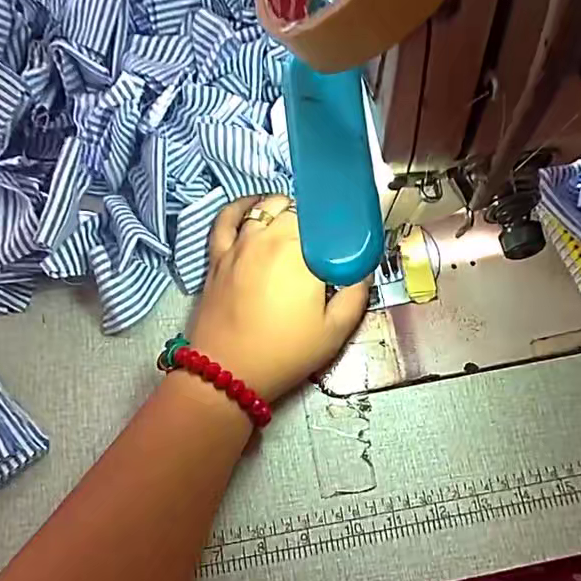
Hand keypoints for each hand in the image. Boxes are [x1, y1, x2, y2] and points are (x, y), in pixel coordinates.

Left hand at [188, 193, 371, 402]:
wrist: (228, 373)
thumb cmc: (285, 353)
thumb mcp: (335, 331)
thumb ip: (355, 294)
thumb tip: (363, 270)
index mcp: (300, 253)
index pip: (324, 220)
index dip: (338, 227)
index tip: (347, 244)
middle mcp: (268, 238)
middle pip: (296, 211)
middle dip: (313, 224)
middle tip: (324, 249)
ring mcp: (239, 244)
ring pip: (265, 208)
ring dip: (284, 212)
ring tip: (296, 231)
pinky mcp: (217, 255)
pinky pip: (227, 217)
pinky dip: (241, 206)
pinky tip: (254, 206)